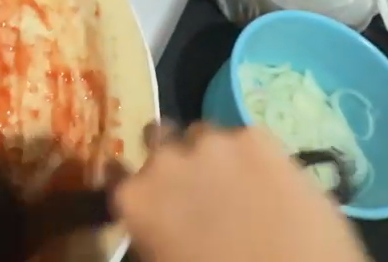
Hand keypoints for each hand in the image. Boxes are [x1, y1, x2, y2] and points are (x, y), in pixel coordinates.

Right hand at [112, 122, 369, 261]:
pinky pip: (247, 140)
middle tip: (201, 193)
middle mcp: (166, 159)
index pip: (115, 171)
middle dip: (175, 161)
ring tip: (240, 189)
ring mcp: (212, 143)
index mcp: (137, 199)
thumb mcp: (168, 258)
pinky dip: (254, 158)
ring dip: (214, 158)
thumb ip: (151, 231)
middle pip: (159, 140)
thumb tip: (155, 220)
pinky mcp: (257, 137)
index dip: (134, 180)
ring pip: (204, 137)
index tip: (149, 192)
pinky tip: (271, 186)